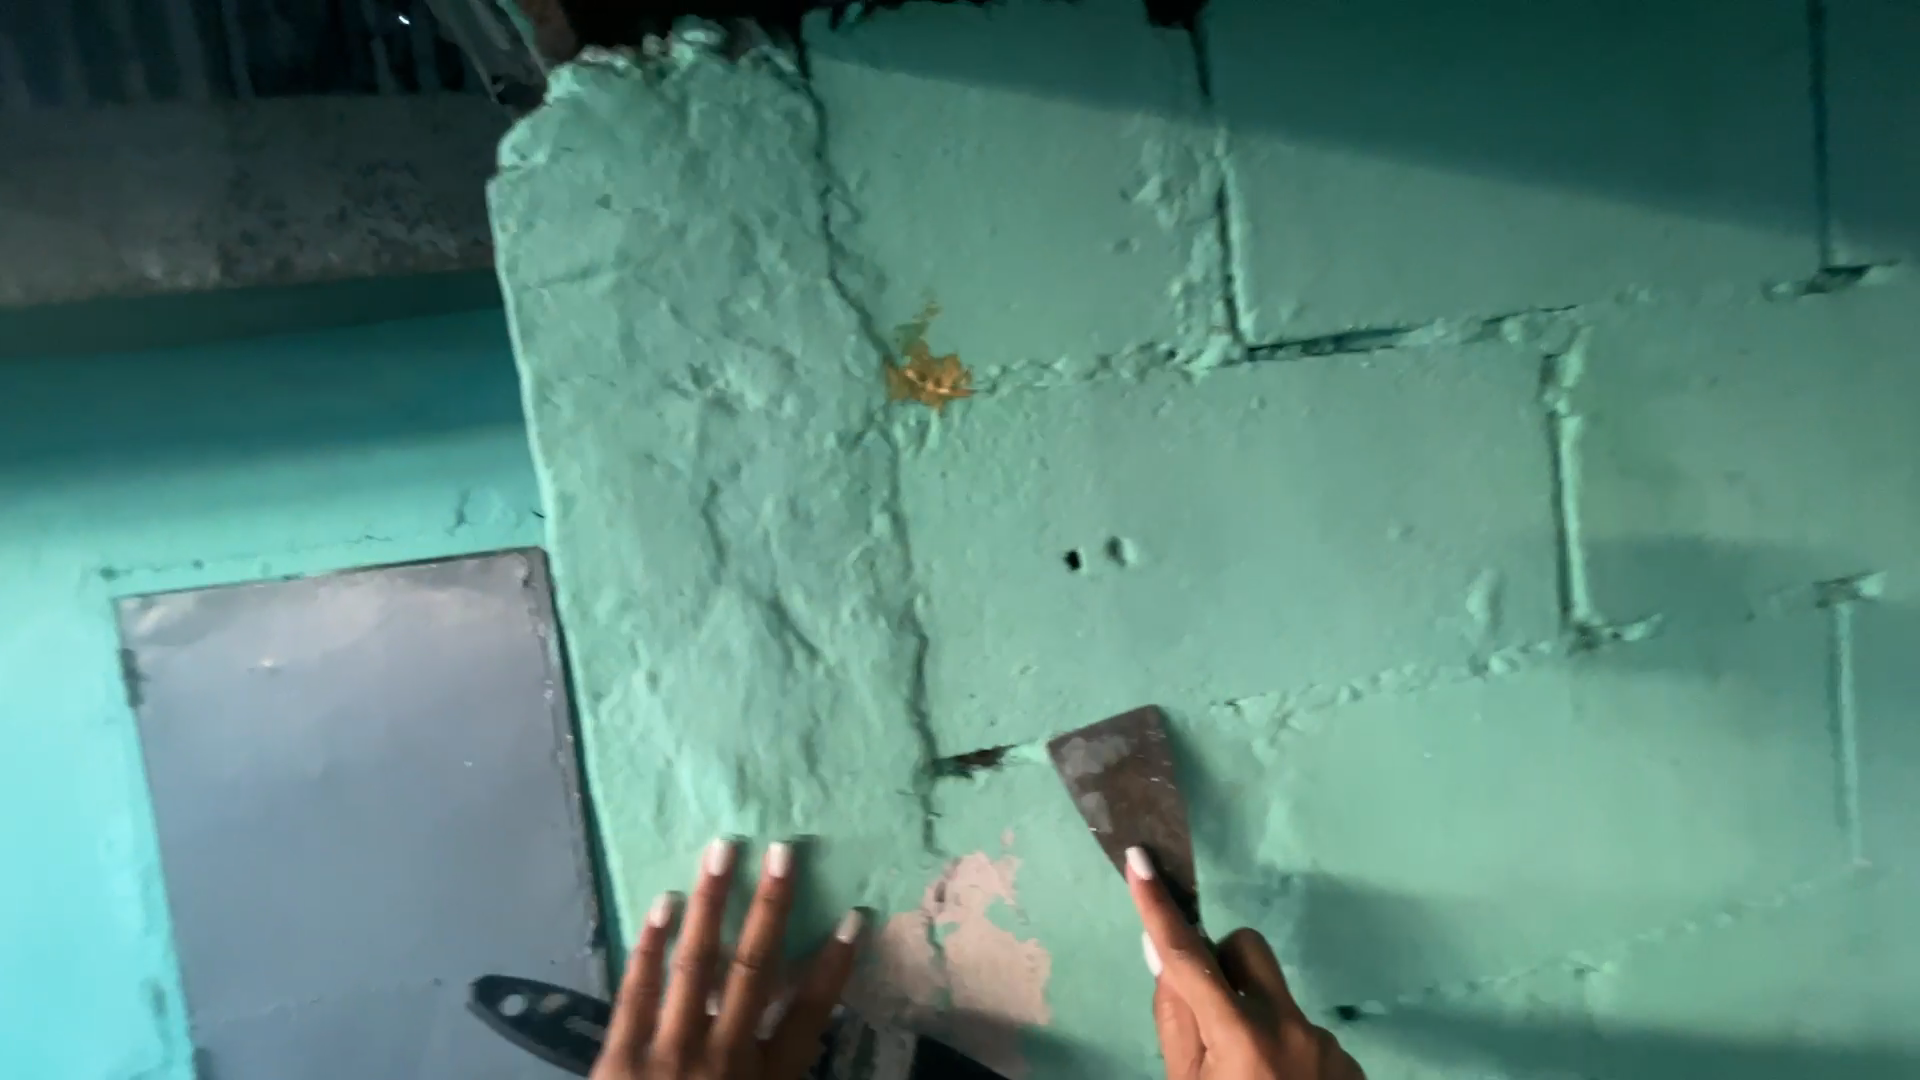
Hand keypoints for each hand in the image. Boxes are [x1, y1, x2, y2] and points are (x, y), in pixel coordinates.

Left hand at [592, 839, 865, 1079]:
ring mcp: (670, 1053)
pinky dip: (650, 946)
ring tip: (723, 850)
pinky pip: (636, 992)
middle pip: (756, 969)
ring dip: (712, 904)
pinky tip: (661, 904)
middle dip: (771, 907)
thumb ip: (788, 1070)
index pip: (812, 1014)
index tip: (854, 915)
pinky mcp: (618, 1060)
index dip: (835, 963)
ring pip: (698, 965)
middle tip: (784, 851)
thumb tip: (815, 1032)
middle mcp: (725, 1057)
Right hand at [1125, 847, 1364, 1079]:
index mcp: (1241, 1039)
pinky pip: (1303, 1030)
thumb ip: (1174, 1018)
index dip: (1157, 906)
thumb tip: (1165, 957)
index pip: (1187, 956)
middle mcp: (1292, 1029)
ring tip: (1254, 1077)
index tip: (1139, 858)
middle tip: (1209, 1014)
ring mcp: (1329, 1047)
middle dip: (1220, 964)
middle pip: (1245, 947)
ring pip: (1274, 996)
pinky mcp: (1352, 1064)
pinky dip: (1285, 1048)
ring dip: (1254, 1015)